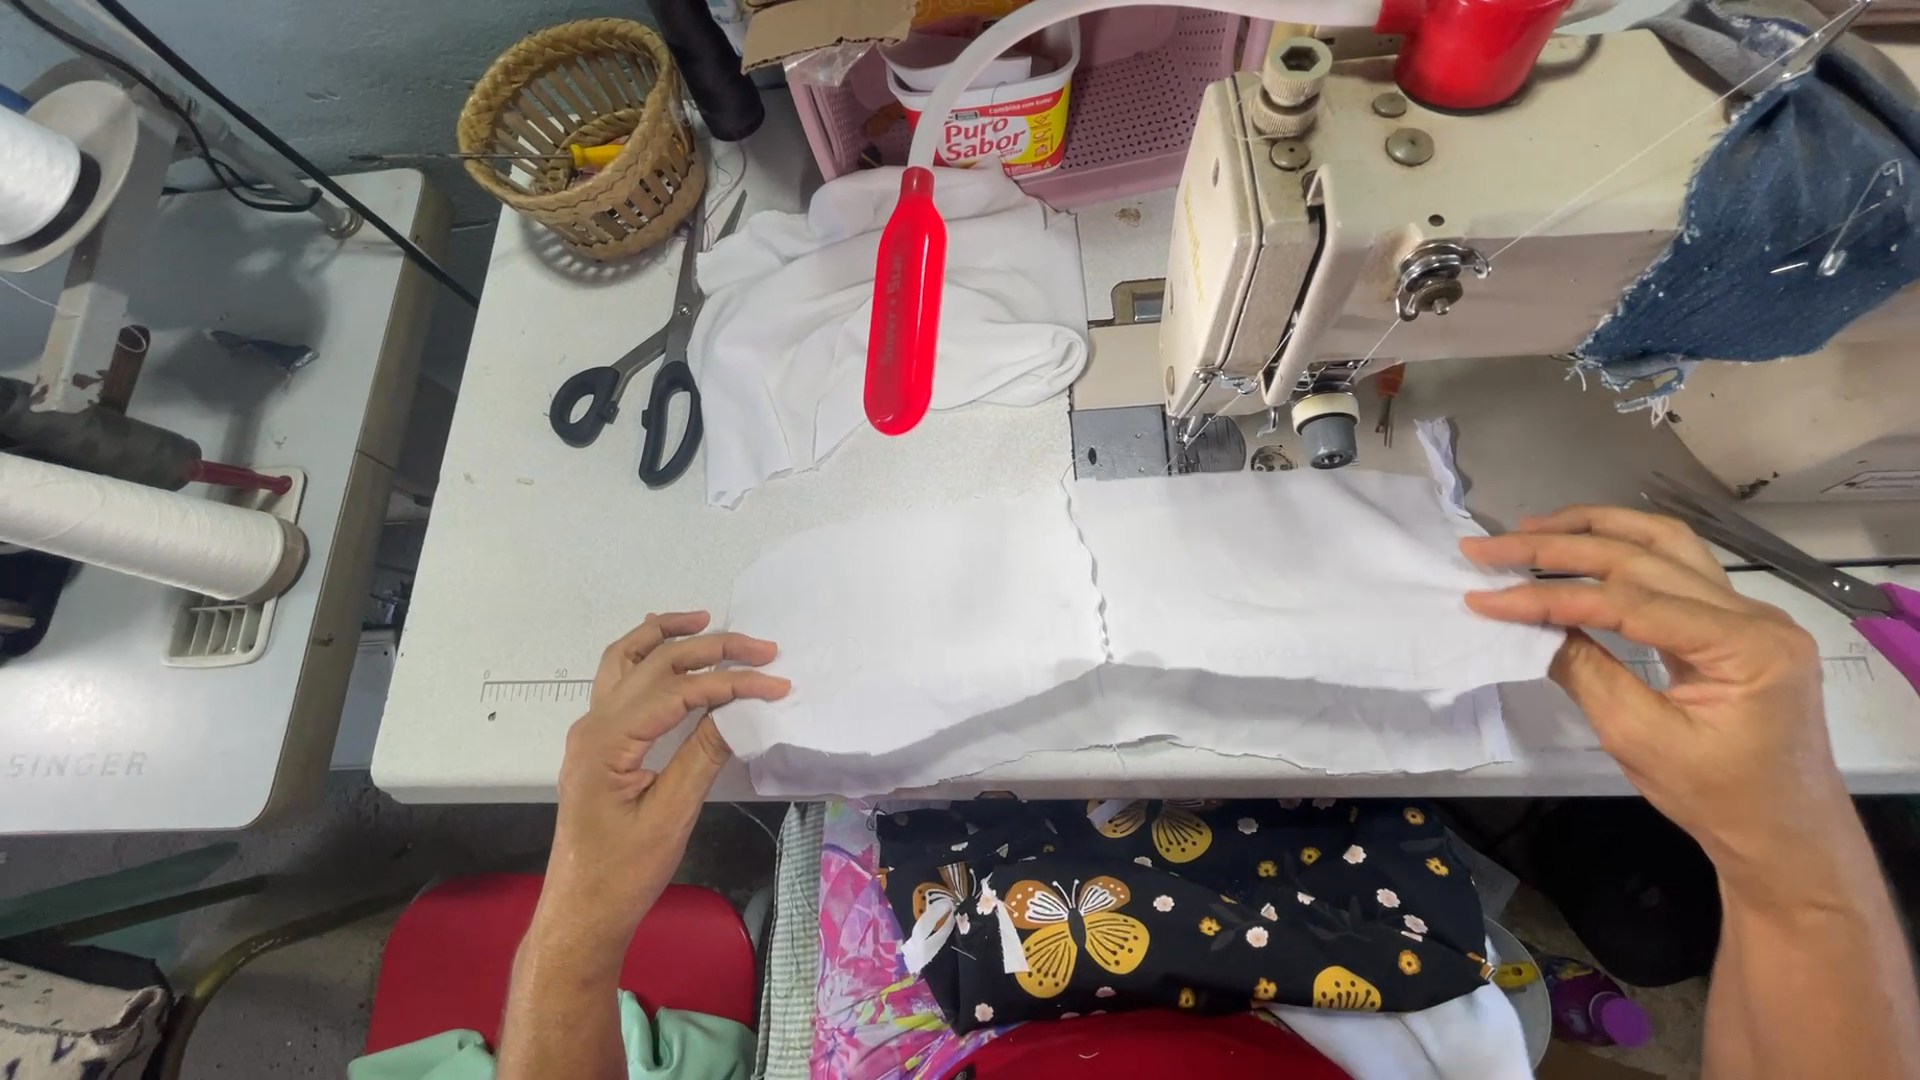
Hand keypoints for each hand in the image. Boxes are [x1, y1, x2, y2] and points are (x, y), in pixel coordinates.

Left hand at [540, 612, 789, 943]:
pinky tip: (667, 648)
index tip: (775, 683)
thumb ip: (704, 753)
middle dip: (712, 649)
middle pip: (656, 664)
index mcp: (608, 742)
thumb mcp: (673, 814)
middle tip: (762, 648)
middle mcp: (593, 725)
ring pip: (626, 660)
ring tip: (706, 619)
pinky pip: (619, 680)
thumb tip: (742, 708)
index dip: (731, 682)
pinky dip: (647, 655)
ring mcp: (591, 730)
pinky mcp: (599, 742)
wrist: (582, 913)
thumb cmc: (625, 872)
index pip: (678, 691)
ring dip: (666, 634)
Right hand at [1459, 506, 1843, 890]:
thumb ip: (1582, 668)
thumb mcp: (1636, 736)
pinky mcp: (1727, 620)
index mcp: (1744, 647)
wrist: (1782, 831)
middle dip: (1555, 547)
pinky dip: (1616, 547)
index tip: (1482, 597)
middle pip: (1640, 558)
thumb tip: (1525, 624)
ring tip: (1528, 530)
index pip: (1625, 602)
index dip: (1546, 595)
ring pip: (1662, 542)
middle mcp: (1754, 614)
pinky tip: (1576, 545)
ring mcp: (1746, 612)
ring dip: (1590, 528)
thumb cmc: (1715, 794)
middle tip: (1485, 548)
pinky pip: (1670, 564)